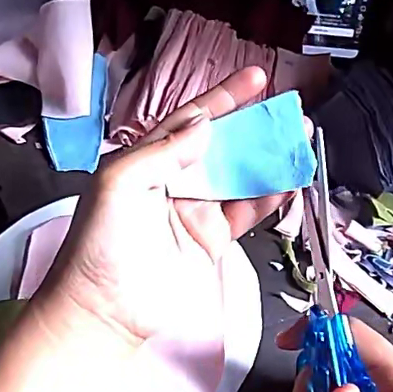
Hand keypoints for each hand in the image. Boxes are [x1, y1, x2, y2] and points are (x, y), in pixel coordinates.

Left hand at [32, 66, 291, 350]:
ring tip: (295, 141)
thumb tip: (203, 125)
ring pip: (241, 175)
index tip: (253, 80)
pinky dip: (270, 196)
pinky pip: (248, 210)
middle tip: (283, 112)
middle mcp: (174, 182)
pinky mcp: (213, 239)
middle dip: (253, 125)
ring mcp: (196, 210)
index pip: (190, 121)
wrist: (106, 311)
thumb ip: (162, 150)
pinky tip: (286, 181)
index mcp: (147, 161)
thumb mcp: (118, 183)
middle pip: (222, 145)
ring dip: (268, 158)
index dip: (223, 98)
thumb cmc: (97, 248)